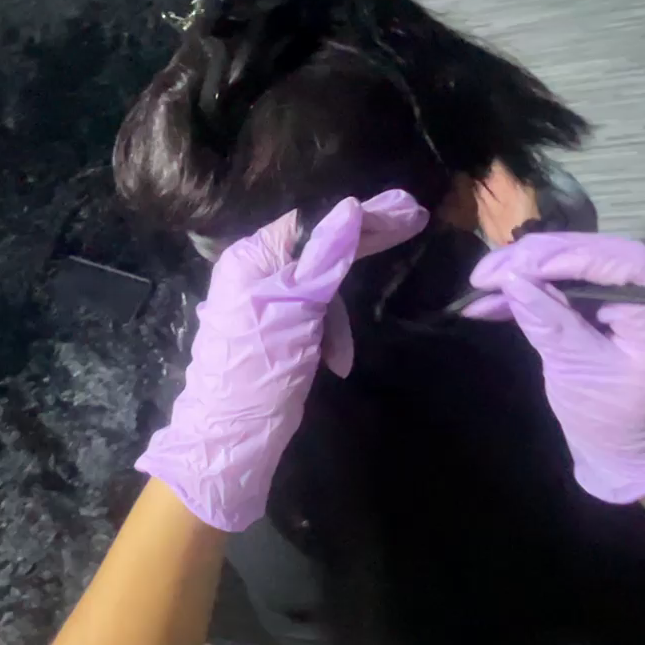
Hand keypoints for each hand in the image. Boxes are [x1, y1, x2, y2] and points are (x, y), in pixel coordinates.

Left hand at [137, 190, 428, 530]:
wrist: (232, 437)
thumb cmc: (261, 369)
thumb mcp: (296, 308)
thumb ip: (323, 257)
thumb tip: (349, 206)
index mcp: (252, 257)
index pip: (312, 220)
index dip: (359, 213)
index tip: (405, 208)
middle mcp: (255, 270)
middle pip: (318, 243)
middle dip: (363, 240)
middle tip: (412, 219)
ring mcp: (265, 299)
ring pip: (320, 283)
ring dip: (339, 316)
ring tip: (341, 357)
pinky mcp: (276, 327)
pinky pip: (313, 311)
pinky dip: (329, 334)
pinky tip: (335, 364)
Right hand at [463, 232, 644, 503]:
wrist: (633, 446)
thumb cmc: (616, 418)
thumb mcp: (580, 374)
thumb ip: (550, 324)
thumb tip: (512, 280)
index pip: (623, 263)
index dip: (569, 256)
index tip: (516, 270)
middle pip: (591, 252)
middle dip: (533, 258)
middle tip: (484, 274)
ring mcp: (621, 294)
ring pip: (569, 261)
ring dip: (520, 269)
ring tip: (478, 284)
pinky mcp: (595, 301)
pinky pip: (558, 282)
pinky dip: (522, 289)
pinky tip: (486, 301)